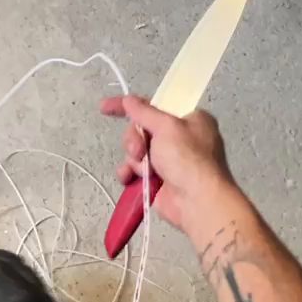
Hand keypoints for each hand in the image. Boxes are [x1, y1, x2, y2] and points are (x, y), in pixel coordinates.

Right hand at [99, 94, 242, 233]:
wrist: (197, 202)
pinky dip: (129, 173)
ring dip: (135, 160)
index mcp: (189, 119)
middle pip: (141, 130)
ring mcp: (168, 160)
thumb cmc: (187, 158)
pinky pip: (134, 170)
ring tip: (145, 171)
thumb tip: (128, 99)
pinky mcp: (158, 179)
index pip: (153, 106)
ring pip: (136, 151)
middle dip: (135, 140)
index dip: (128, 106)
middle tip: (140, 150)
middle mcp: (179, 137)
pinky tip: (128, 178)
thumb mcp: (167, 127)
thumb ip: (144, 112)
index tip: (104, 107)